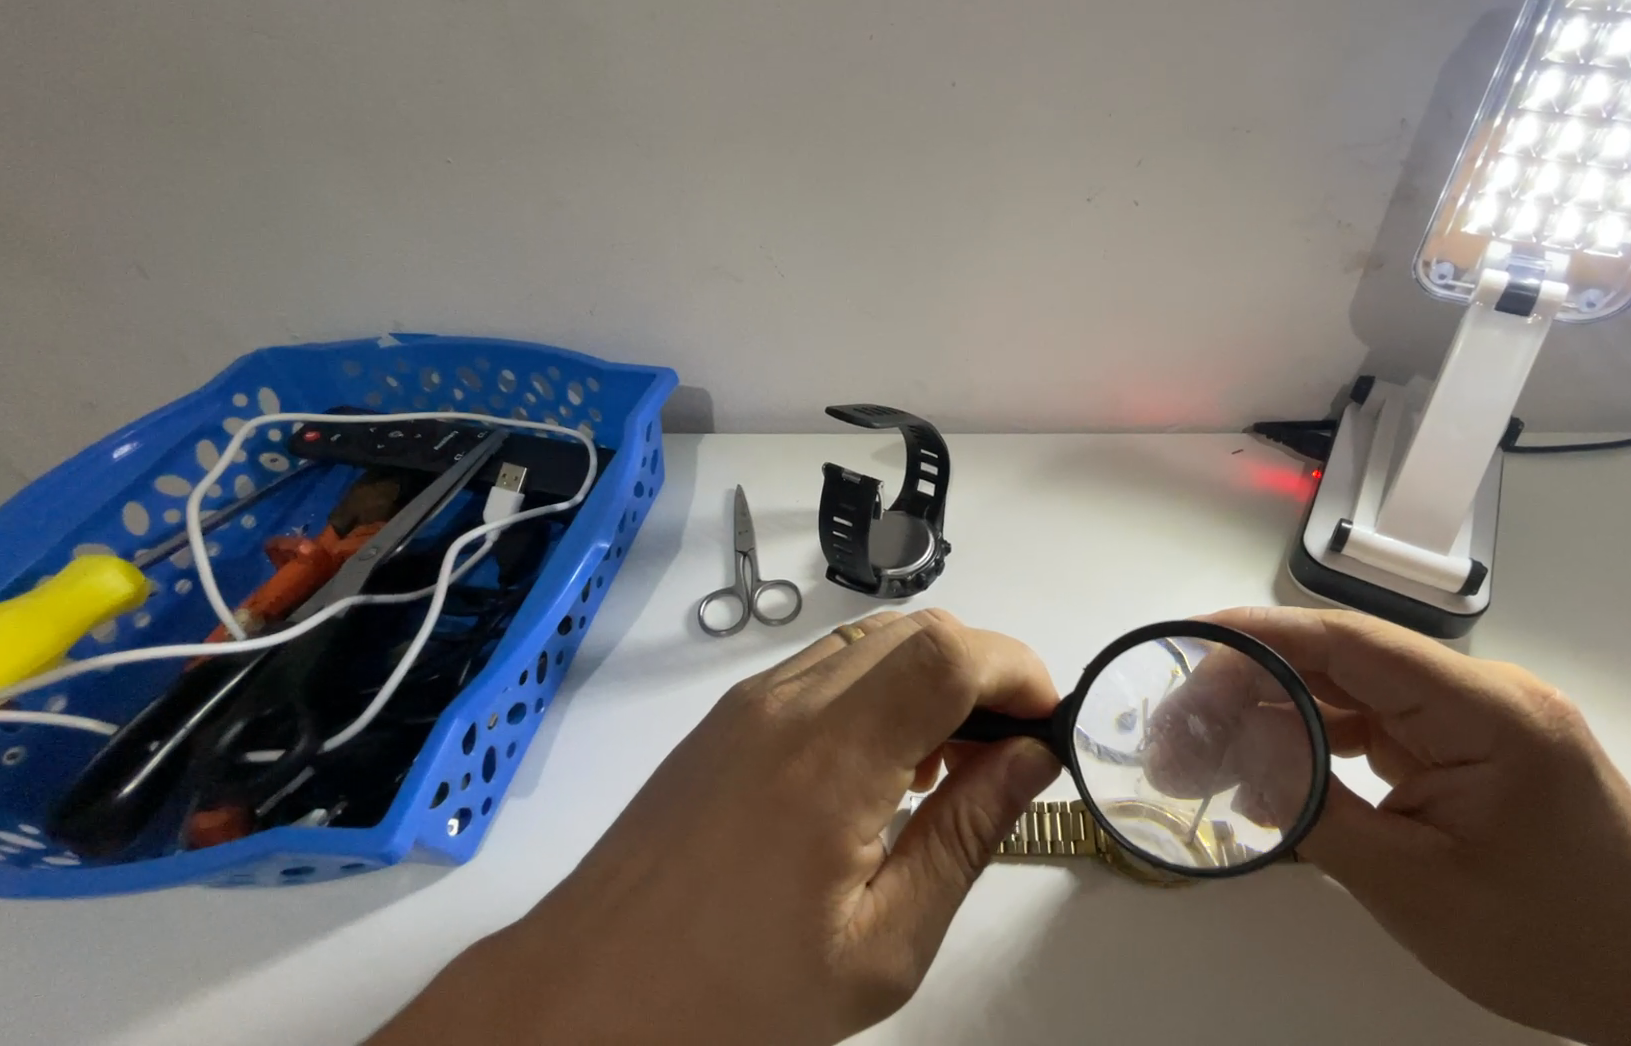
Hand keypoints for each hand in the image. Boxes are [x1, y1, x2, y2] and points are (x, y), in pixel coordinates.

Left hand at [370, 610, 1061, 1045]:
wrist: (583, 999)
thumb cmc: (740, 997)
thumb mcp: (883, 943)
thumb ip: (966, 834)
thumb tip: (1032, 758)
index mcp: (834, 757)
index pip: (949, 654)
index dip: (1016, 670)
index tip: (1047, 722)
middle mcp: (791, 701)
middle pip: (918, 631)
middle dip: (983, 671)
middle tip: (1004, 751)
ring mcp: (753, 700)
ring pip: (874, 640)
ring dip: (932, 677)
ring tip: (945, 766)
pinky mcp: (729, 714)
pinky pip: (830, 667)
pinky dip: (882, 687)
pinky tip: (880, 766)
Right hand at [1153, 607, 1630, 1045]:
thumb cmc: (1550, 945)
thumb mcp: (1413, 886)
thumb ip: (1312, 805)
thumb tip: (1231, 746)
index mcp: (1488, 712)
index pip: (1352, 643)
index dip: (1262, 633)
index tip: (1189, 641)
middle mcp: (1480, 693)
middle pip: (1337, 662)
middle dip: (1247, 687)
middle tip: (1176, 732)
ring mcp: (1470, 717)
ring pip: (1343, 691)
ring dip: (1269, 716)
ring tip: (1200, 754)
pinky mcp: (1458, 744)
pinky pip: (1366, 725)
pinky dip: (1308, 743)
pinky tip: (1260, 773)